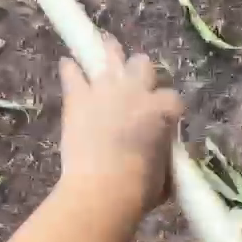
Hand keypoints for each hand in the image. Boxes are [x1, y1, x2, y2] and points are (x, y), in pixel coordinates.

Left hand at [57, 33, 183, 218]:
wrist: (102, 191)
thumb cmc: (139, 191)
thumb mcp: (165, 176)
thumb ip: (165, 155)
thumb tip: (162, 153)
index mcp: (162, 110)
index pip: (172, 99)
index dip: (168, 109)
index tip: (163, 121)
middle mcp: (136, 91)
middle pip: (142, 65)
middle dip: (141, 73)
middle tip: (135, 86)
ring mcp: (106, 89)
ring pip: (110, 54)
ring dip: (109, 54)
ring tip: (106, 50)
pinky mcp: (78, 96)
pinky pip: (73, 72)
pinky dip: (71, 70)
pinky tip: (69, 67)